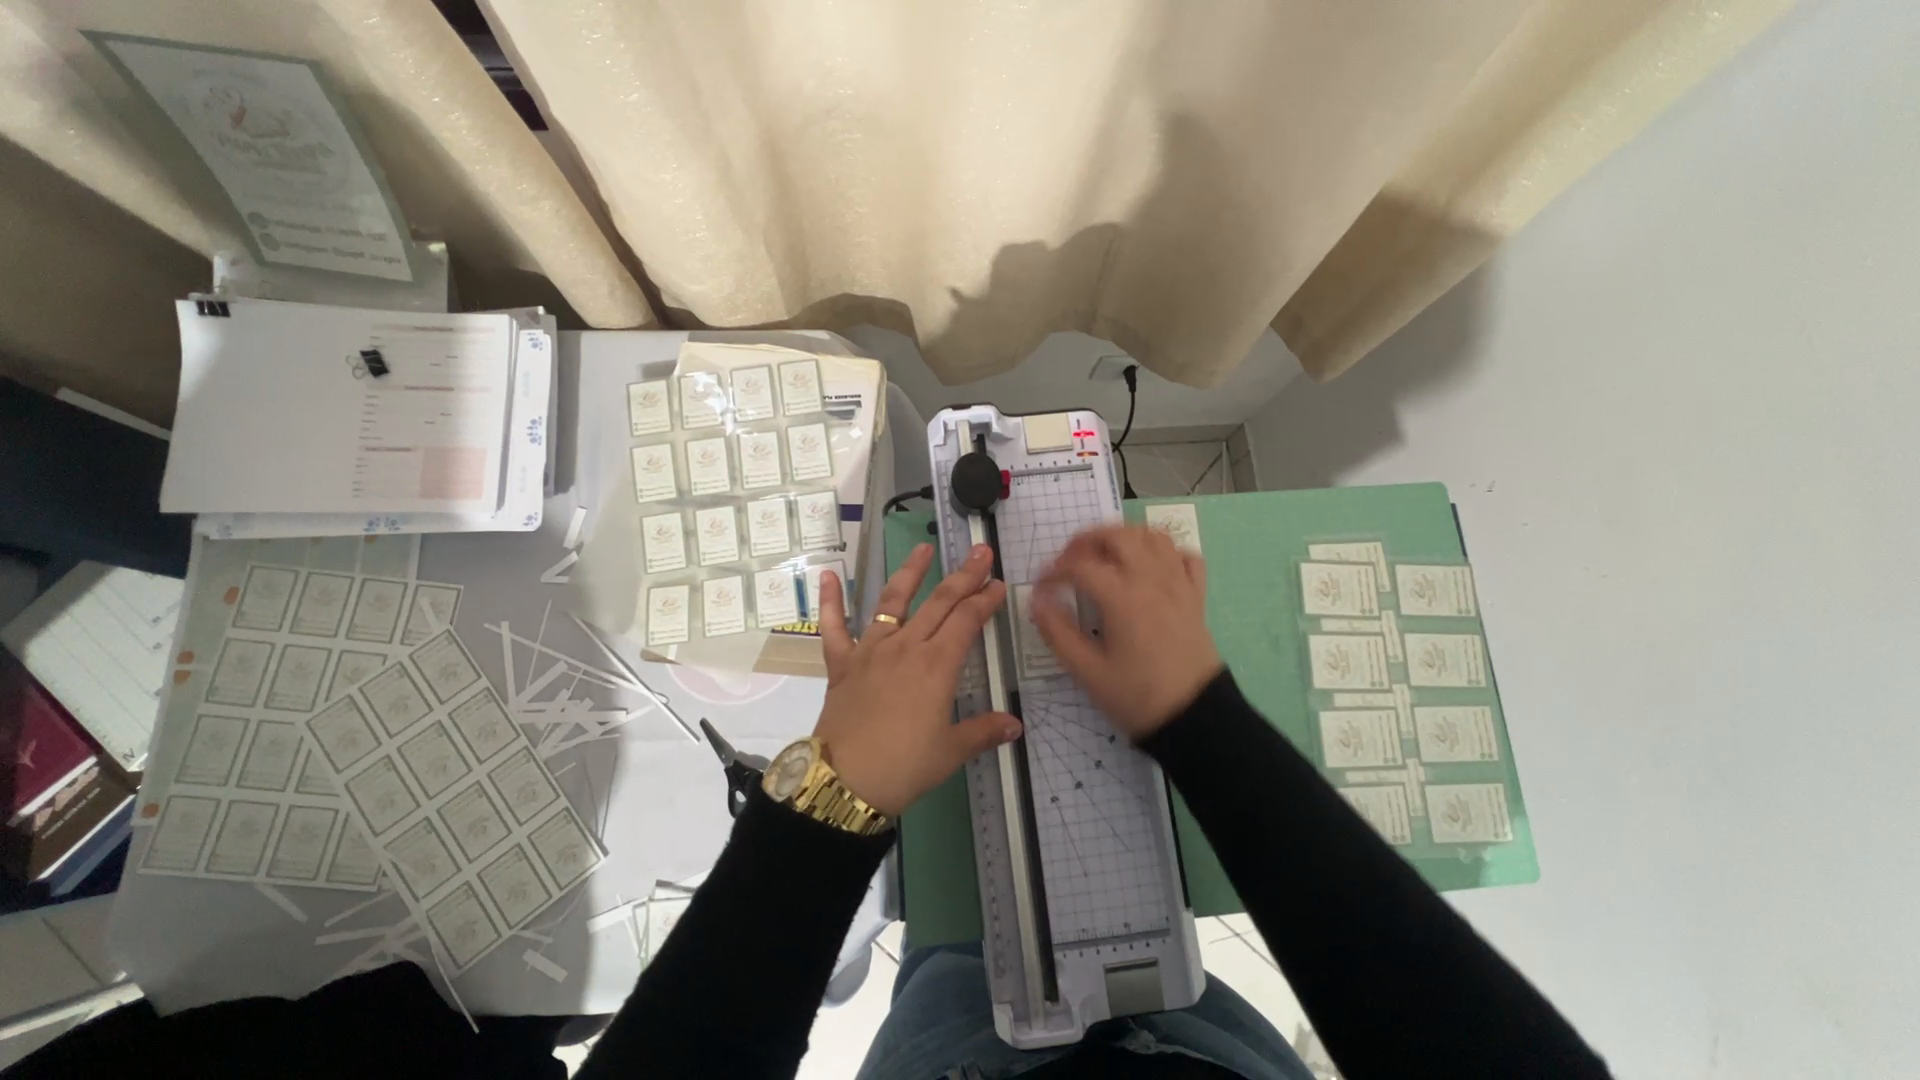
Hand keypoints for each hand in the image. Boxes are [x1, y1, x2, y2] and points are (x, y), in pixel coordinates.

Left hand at [814, 543, 1021, 816]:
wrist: (844, 781)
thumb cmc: (904, 767)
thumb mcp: (951, 751)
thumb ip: (983, 732)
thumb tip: (1015, 726)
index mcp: (936, 665)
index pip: (967, 621)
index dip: (985, 600)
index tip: (998, 584)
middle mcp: (905, 647)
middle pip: (939, 602)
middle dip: (962, 575)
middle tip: (978, 551)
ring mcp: (870, 651)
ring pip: (892, 601)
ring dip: (910, 572)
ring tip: (923, 548)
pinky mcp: (842, 664)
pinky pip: (834, 627)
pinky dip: (830, 601)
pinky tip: (826, 575)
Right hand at [1030, 525, 1221, 738]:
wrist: (1195, 716)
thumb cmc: (1137, 696)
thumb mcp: (1088, 672)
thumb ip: (1058, 633)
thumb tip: (1038, 602)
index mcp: (1121, 597)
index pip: (1079, 566)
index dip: (1053, 571)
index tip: (1040, 586)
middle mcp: (1151, 579)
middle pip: (1117, 536)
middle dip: (1086, 541)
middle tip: (1068, 561)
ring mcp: (1178, 584)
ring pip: (1152, 536)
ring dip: (1124, 537)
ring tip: (1105, 555)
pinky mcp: (1196, 596)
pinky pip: (1184, 556)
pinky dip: (1164, 551)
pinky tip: (1149, 566)